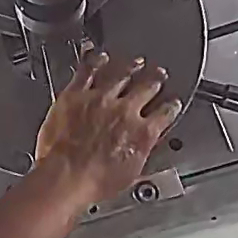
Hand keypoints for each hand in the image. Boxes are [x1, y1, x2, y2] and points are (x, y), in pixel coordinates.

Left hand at [34, 51, 181, 207]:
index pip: (166, 112)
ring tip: (136, 62)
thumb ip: (142, 151)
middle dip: (155, 79)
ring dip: (131, 66)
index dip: (171, 106)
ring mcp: (100, 99)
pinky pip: (88, 70)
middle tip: (158, 75)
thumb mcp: (131, 173)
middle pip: (147, 86)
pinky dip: (96, 61)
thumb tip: (146, 146)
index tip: (172, 103)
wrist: (66, 176)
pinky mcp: (76, 94)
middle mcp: (125, 111)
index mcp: (143, 132)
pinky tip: (100, 57)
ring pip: (121, 73)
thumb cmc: (94, 181)